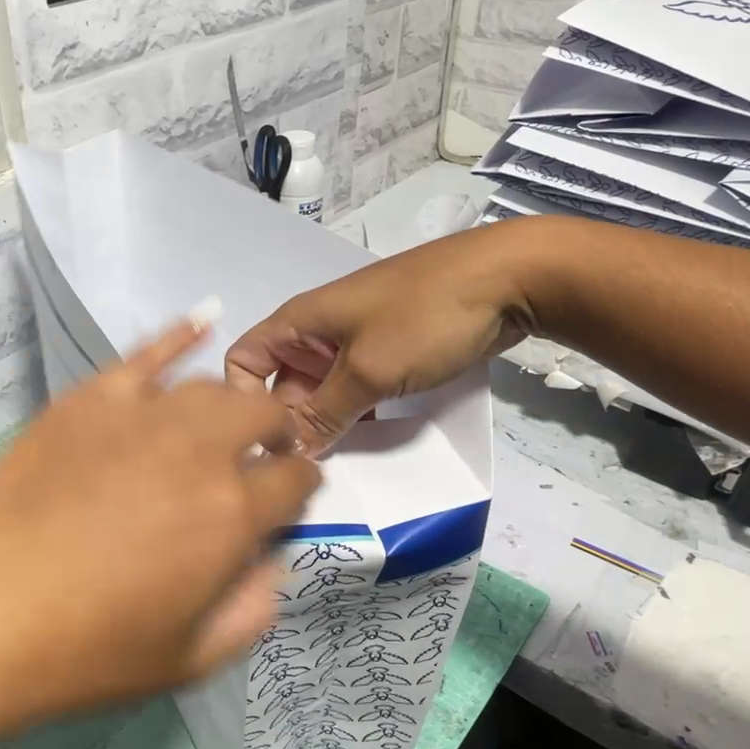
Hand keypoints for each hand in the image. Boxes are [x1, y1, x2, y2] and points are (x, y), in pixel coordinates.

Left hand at [0, 319, 320, 730]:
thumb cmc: (85, 650)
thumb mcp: (189, 658)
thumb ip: (251, 609)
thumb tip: (269, 562)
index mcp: (231, 514)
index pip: (296, 479)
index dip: (302, 485)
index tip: (293, 495)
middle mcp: (196, 450)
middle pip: (262, 413)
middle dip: (277, 431)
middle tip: (260, 457)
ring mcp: (138, 414)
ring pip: (208, 386)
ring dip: (229, 403)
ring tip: (220, 424)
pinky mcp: (88, 399)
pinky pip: (146, 353)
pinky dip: (180, 334)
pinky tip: (202, 319)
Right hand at [225, 221, 540, 454]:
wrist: (508, 277)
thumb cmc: (424, 316)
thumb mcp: (368, 371)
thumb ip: (324, 414)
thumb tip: (292, 451)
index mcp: (298, 323)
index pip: (241, 361)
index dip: (243, 402)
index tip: (270, 444)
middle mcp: (316, 332)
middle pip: (280, 385)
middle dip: (291, 425)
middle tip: (311, 471)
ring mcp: (353, 343)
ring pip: (320, 392)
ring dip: (326, 425)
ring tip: (338, 465)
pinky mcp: (386, 353)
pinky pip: (355, 391)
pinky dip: (355, 416)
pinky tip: (369, 445)